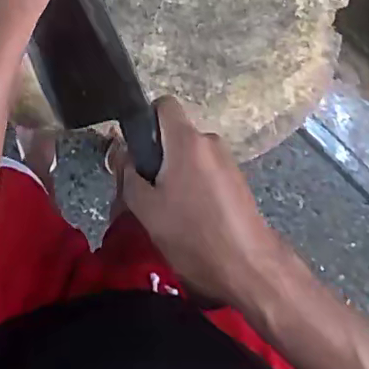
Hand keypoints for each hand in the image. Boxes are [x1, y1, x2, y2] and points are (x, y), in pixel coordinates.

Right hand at [111, 97, 293, 306]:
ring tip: (164, 212)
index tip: (136, 148)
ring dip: (175, 174)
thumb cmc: (192, 234)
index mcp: (187, 140)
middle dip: (157, 157)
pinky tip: (189, 218)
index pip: (165, 104)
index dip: (146, 119)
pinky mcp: (236, 178)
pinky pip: (206, 170)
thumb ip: (129, 176)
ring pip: (190, 155)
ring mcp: (226, 159)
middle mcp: (209, 140)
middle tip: (143, 192)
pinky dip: (193, 185)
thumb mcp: (148, 210)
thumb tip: (121, 152)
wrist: (248, 264)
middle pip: (175, 135)